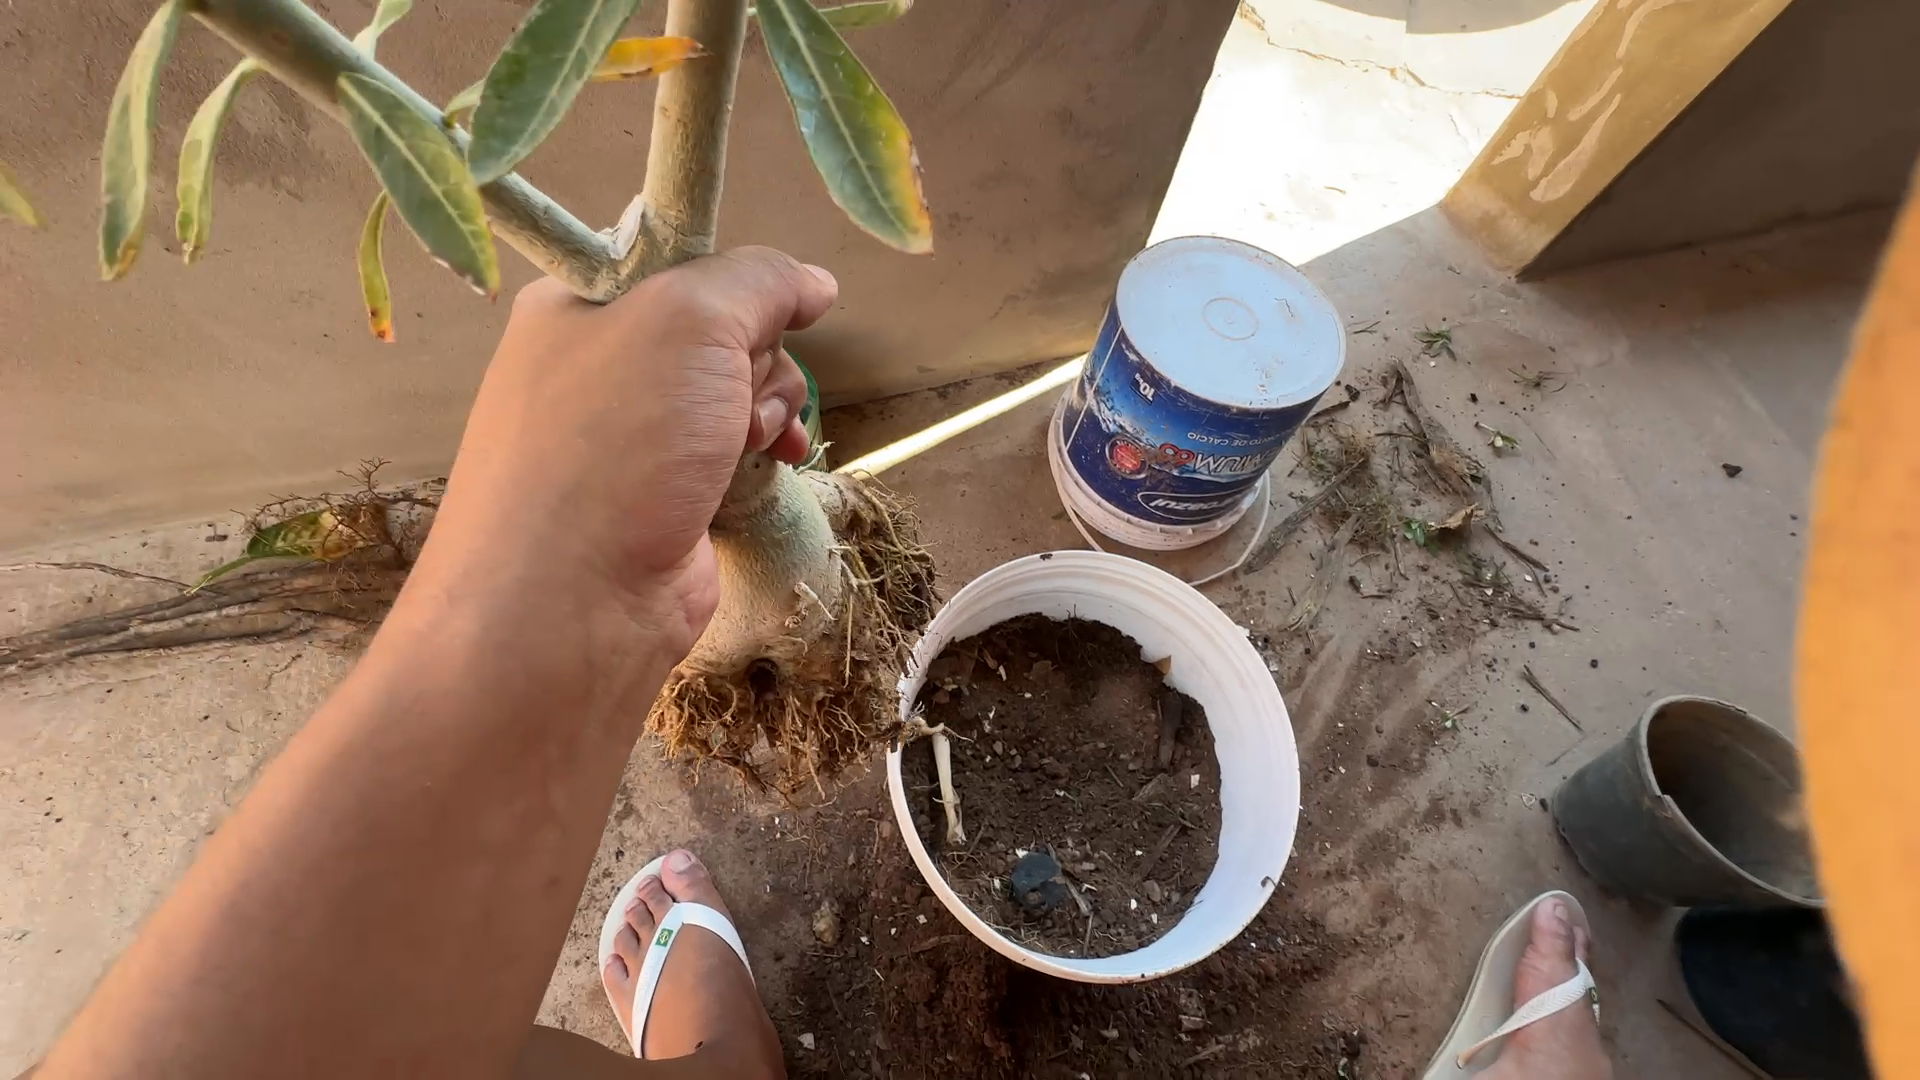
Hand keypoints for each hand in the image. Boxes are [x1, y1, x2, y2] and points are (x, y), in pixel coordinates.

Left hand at [410, 247, 837, 658]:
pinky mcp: (671, 487)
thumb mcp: (689, 322)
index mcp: (586, 303)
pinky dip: (764, 449)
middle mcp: (608, 362)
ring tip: (752, 442)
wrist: (576, 600)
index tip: (764, 314)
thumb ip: (759, 282)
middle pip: (724, 330)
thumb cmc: (618, 441)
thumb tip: (816, 281)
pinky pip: (737, 444)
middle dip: (756, 360)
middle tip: (738, 399)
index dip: (737, 287)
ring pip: (739, 390)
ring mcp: (640, 432)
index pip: (685, 264)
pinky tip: (776, 462)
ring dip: (766, 408)